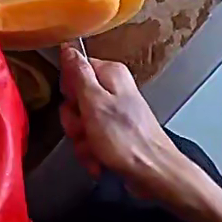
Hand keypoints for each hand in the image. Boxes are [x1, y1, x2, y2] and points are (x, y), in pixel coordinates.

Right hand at [58, 48, 221, 220]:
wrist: (153, 173)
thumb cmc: (127, 140)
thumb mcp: (94, 103)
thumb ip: (78, 74)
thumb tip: (68, 48)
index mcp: (110, 75)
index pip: (74, 70)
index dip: (69, 92)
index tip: (76, 105)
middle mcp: (114, 90)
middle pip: (75, 100)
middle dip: (75, 122)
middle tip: (85, 130)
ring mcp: (114, 113)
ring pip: (81, 123)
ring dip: (82, 141)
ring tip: (95, 149)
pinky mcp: (115, 133)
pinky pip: (91, 139)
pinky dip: (91, 152)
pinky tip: (99, 159)